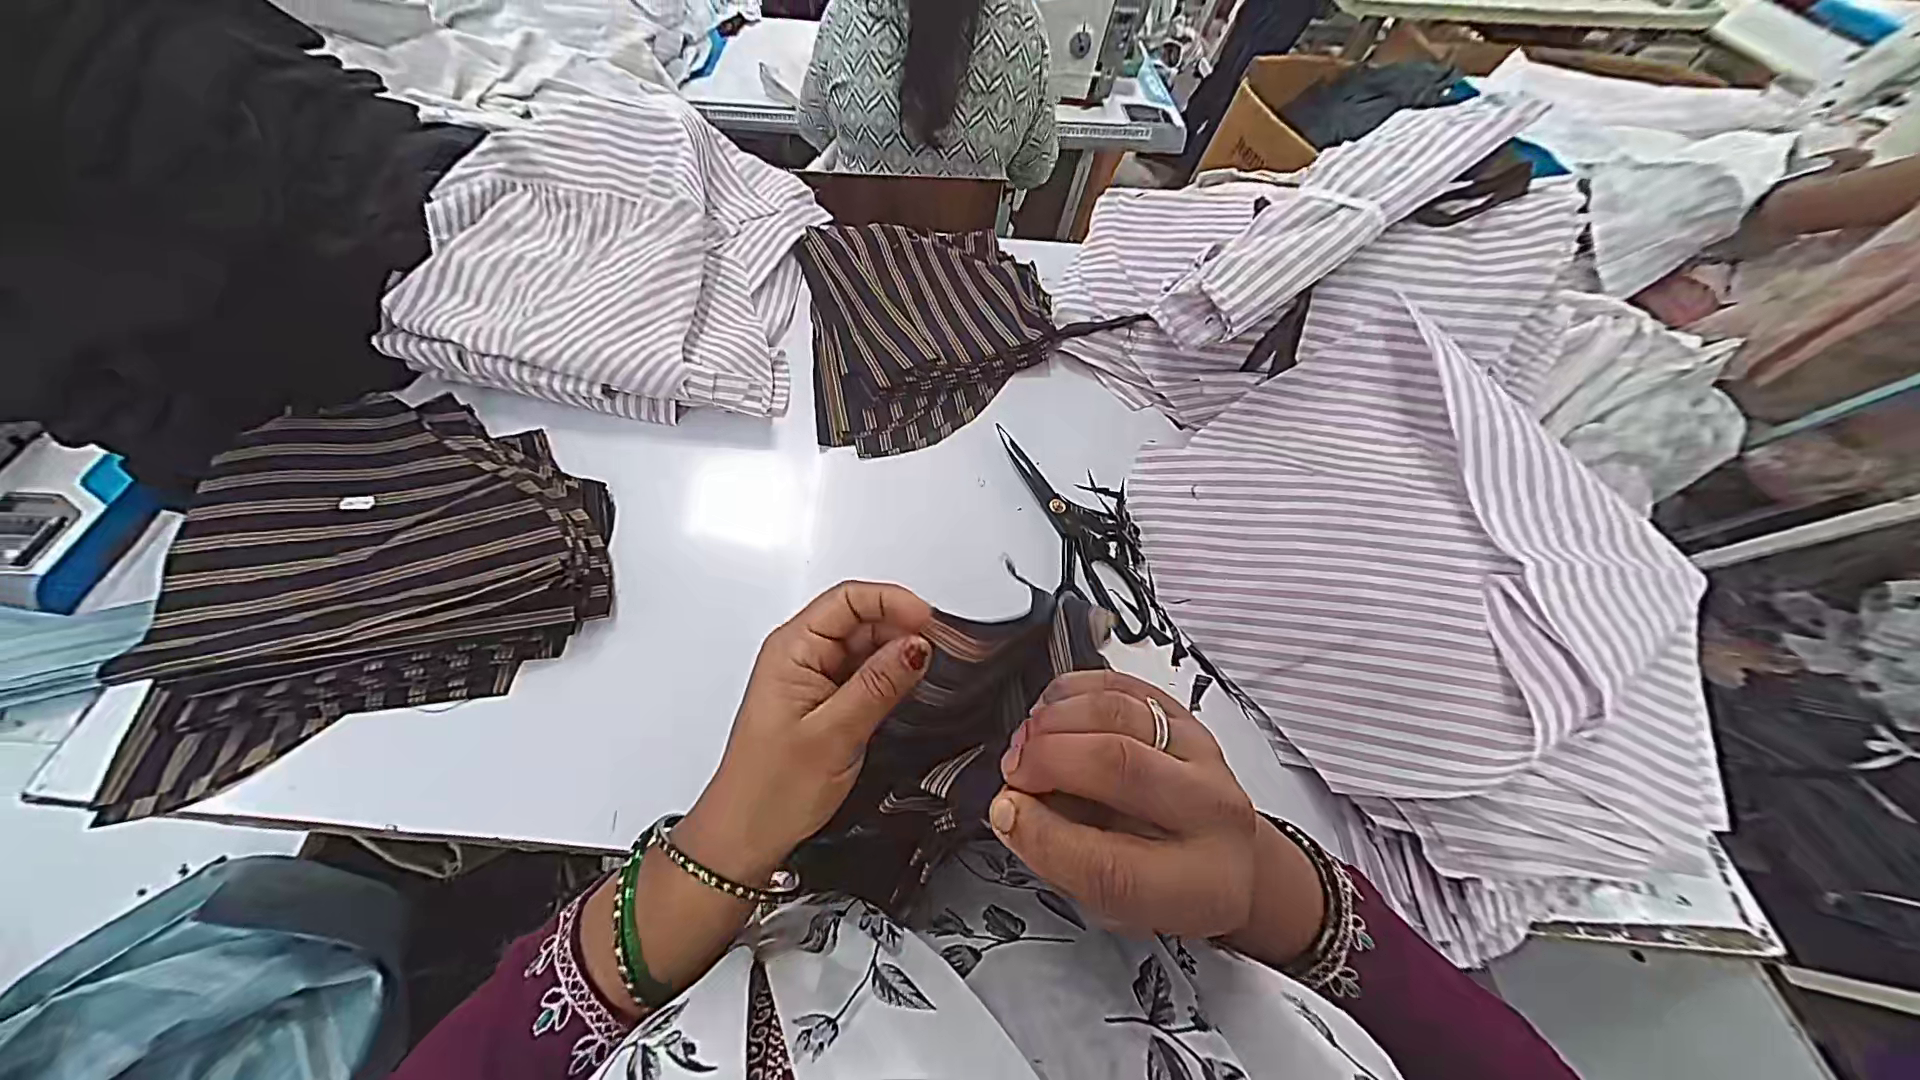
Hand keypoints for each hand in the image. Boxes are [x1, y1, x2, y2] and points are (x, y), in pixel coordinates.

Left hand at [675, 581, 933, 884]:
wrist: (745, 836)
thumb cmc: (768, 790)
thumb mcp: (833, 734)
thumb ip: (879, 684)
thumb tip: (916, 645)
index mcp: (792, 649)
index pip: (848, 599)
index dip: (892, 601)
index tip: (927, 620)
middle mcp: (802, 653)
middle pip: (861, 616)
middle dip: (902, 625)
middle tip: (938, 647)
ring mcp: (815, 674)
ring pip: (867, 642)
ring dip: (900, 649)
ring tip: (928, 670)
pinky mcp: (827, 695)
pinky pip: (866, 669)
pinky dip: (891, 672)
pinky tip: (908, 686)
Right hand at [991, 671, 1324, 961]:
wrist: (1224, 850)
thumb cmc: (1170, 882)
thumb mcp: (1121, 903)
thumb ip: (1065, 858)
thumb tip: (1013, 806)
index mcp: (1198, 882)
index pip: (1112, 864)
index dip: (1042, 835)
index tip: (1007, 814)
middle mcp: (1209, 809)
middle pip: (1120, 765)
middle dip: (1047, 760)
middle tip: (1014, 769)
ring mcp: (1199, 750)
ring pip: (1118, 712)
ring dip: (1054, 720)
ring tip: (1027, 741)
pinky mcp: (1182, 713)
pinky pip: (1121, 684)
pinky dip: (1072, 691)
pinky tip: (1049, 711)